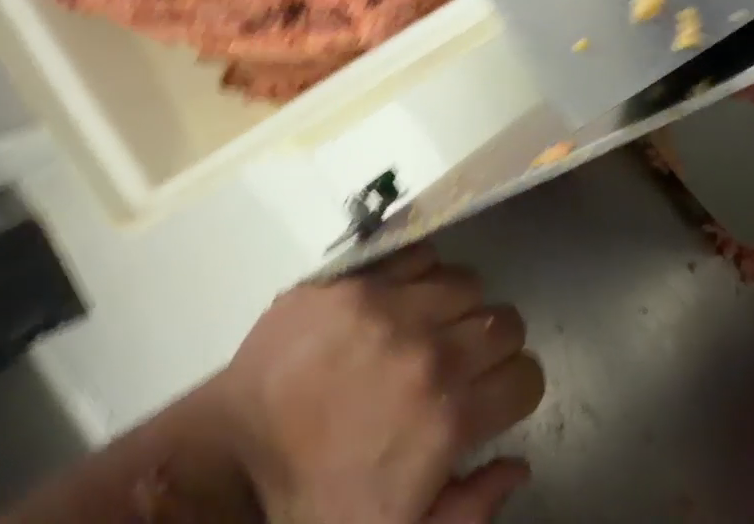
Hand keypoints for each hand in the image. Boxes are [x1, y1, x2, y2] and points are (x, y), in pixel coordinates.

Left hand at [212, 245, 544, 523]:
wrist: (226, 471)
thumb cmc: (316, 508)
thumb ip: (472, 508)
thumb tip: (519, 465)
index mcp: (449, 419)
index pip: (527, 377)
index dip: (515, 392)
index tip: (494, 400)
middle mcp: (429, 353)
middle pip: (505, 324)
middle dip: (494, 349)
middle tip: (463, 366)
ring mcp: (386, 309)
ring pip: (467, 284)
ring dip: (459, 310)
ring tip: (430, 330)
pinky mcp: (348, 283)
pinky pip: (415, 256)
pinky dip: (420, 276)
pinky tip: (400, 303)